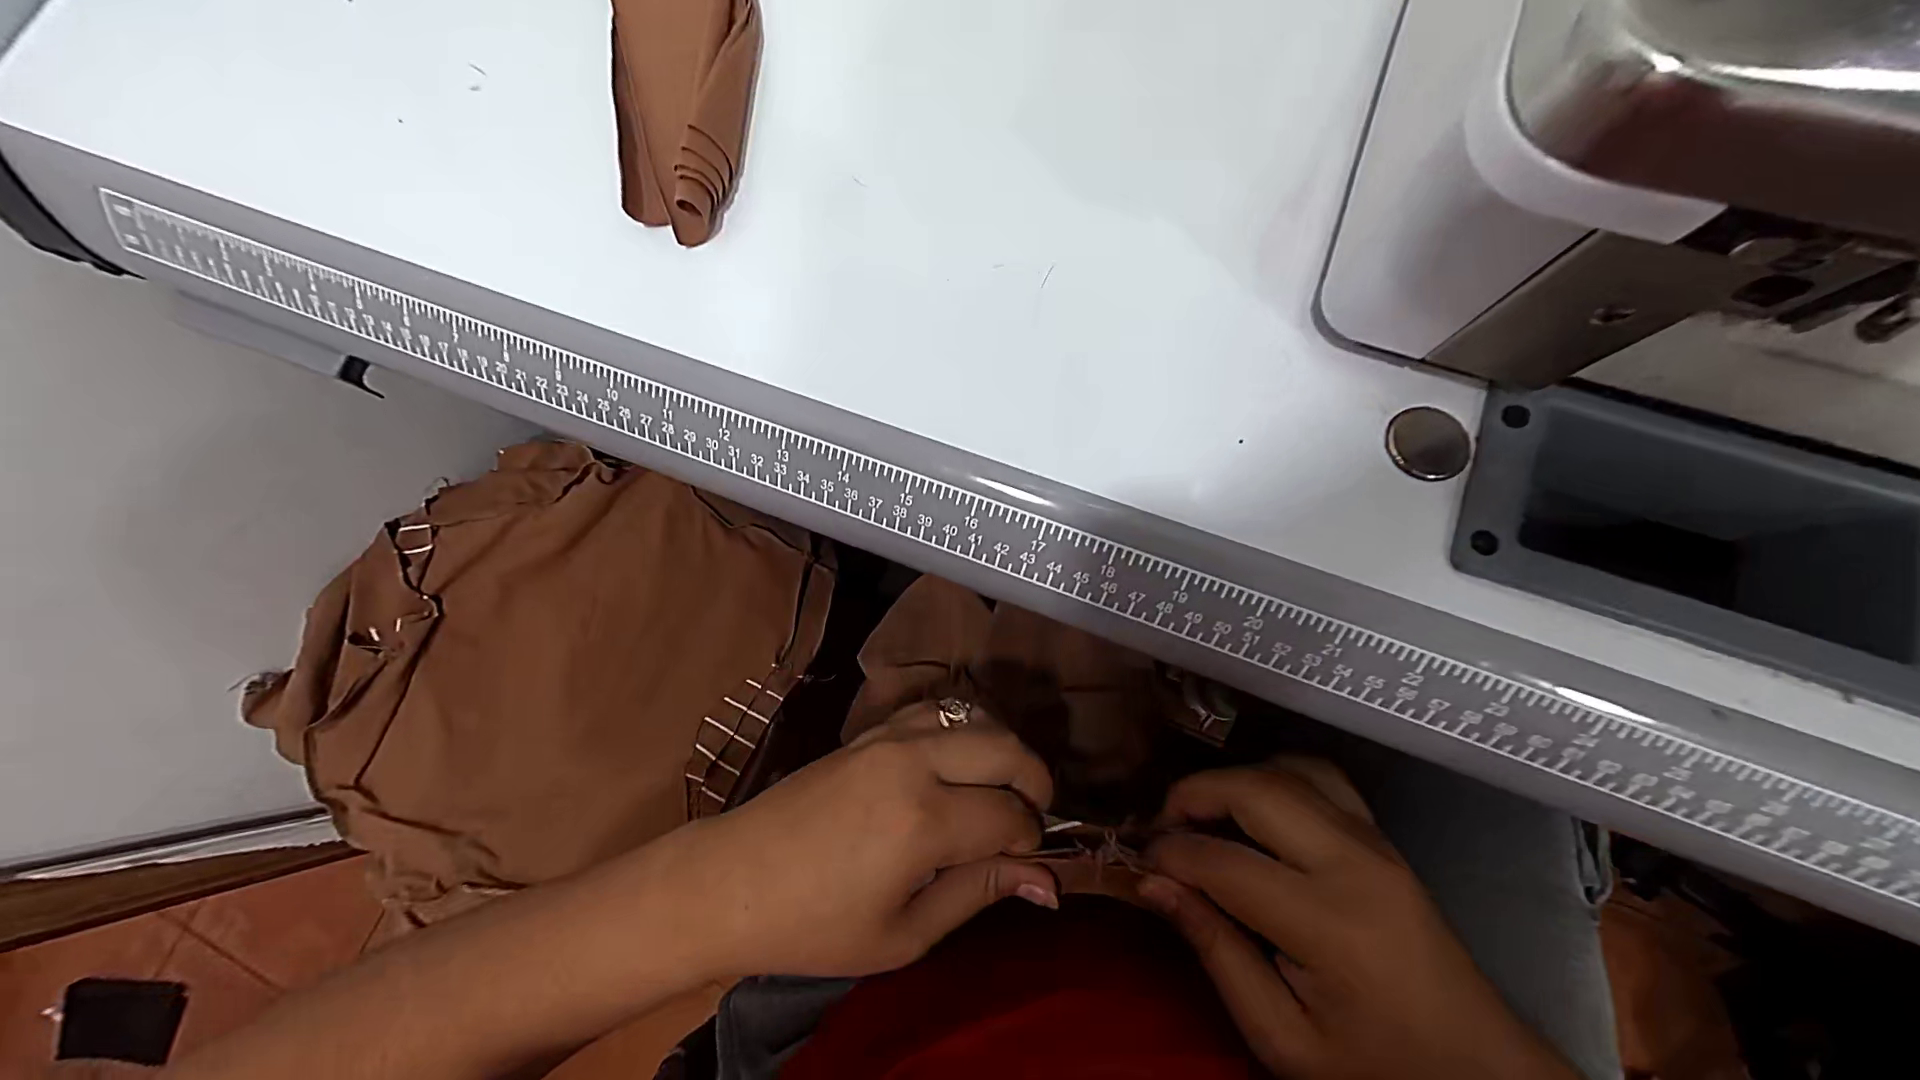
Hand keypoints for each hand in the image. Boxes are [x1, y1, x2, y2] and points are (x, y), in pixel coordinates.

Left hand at [665, 702, 1059, 979]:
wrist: (732, 879)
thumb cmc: (815, 925)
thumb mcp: (903, 933)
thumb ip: (978, 892)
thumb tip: (1049, 884)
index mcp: (923, 821)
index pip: (1010, 815)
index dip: (1029, 841)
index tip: (1023, 864)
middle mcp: (913, 762)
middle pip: (1006, 748)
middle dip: (1035, 783)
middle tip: (1029, 821)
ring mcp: (889, 737)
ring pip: (976, 718)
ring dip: (1003, 750)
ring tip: (1000, 791)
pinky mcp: (870, 731)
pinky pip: (936, 710)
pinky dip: (964, 729)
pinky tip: (959, 761)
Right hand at [1138, 758, 1579, 1079]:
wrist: (1482, 1072)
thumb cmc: (1376, 1067)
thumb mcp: (1283, 1038)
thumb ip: (1215, 952)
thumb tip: (1152, 884)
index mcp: (1328, 924)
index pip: (1222, 861)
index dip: (1167, 854)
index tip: (1140, 862)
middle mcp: (1353, 863)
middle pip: (1253, 790)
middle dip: (1190, 795)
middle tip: (1161, 829)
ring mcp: (1374, 840)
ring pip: (1284, 768)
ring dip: (1230, 781)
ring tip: (1202, 816)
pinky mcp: (1382, 836)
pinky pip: (1320, 775)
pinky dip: (1273, 775)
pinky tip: (1254, 808)